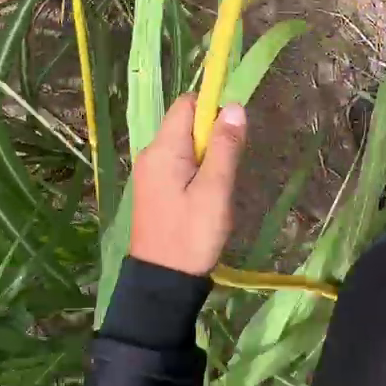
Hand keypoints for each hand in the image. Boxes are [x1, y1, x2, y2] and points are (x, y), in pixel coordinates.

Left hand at [129, 94, 247, 275]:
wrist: (162, 282)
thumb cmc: (191, 234)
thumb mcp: (215, 189)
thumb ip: (225, 146)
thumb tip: (234, 106)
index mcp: (163, 149)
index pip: (186, 104)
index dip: (212, 108)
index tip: (232, 133)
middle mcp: (151, 154)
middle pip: (185, 123)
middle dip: (212, 135)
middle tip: (227, 168)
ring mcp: (150, 172)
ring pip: (184, 144)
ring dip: (207, 155)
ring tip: (218, 186)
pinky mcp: (154, 188)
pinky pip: (178, 163)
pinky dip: (196, 169)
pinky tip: (207, 194)